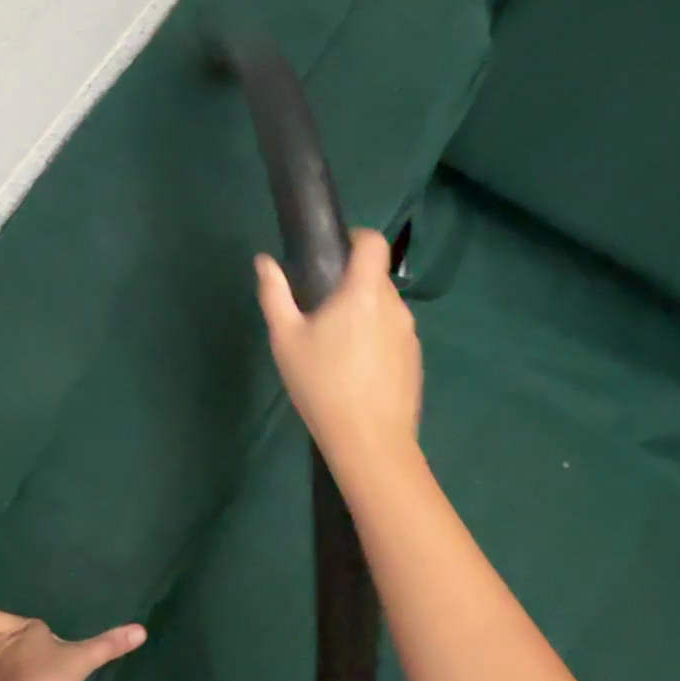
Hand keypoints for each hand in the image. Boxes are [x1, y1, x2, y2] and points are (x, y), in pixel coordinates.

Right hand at [256, 229, 421, 464]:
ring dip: (363, 316)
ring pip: (385, 310)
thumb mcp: (286, 339)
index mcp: (365, 292)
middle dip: (351, 286)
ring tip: (336, 348)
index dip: (356, 238)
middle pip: (376, 279)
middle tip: (320, 313)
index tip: (333, 253)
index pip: (374, 243)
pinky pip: (393, 337)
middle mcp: (395, 306)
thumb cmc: (323, 385)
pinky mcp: (415, 362)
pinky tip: (355, 373)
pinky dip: (376, 341)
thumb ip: (274, 295)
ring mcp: (410, 335)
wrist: (369, 442)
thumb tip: (264, 262)